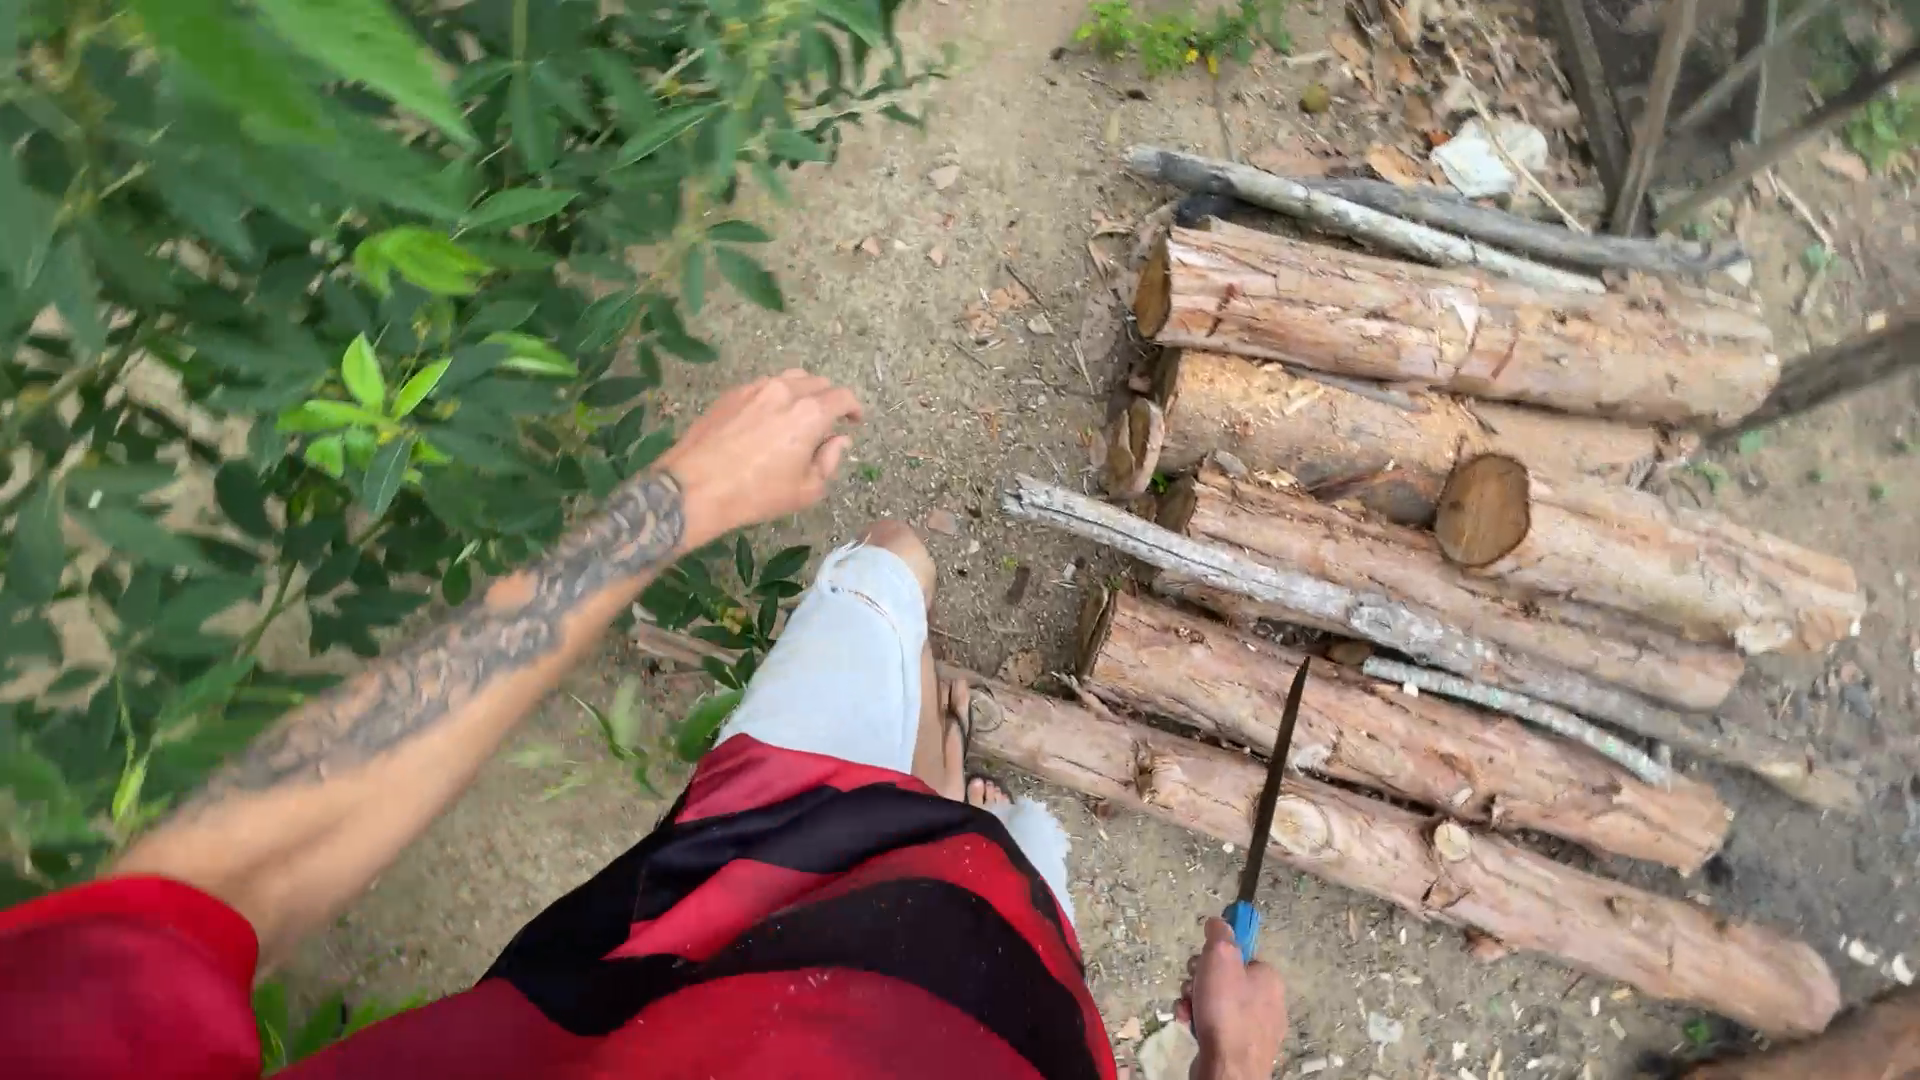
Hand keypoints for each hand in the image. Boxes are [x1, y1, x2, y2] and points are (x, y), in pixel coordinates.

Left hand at [655, 370, 862, 547]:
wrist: (696, 487)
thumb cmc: (758, 494)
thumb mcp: (807, 489)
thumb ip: (829, 460)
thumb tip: (839, 440)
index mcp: (810, 413)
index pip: (843, 397)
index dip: (854, 408)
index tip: (855, 420)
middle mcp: (785, 391)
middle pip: (818, 382)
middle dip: (830, 399)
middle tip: (829, 421)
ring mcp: (755, 389)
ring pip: (790, 378)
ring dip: (803, 392)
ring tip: (800, 414)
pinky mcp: (731, 394)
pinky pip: (763, 386)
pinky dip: (776, 396)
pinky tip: (769, 418)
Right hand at [1176, 917, 1287, 1079]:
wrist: (1228, 1069)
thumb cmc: (1226, 1008)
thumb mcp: (1220, 956)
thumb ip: (1220, 933)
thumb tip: (1219, 921)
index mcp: (1269, 978)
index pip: (1241, 953)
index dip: (1216, 953)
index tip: (1203, 959)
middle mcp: (1268, 1003)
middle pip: (1225, 976)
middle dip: (1200, 977)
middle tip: (1192, 982)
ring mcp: (1255, 1030)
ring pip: (1216, 1000)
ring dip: (1194, 998)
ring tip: (1187, 1005)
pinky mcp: (1240, 1049)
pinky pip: (1215, 1023)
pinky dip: (1198, 1019)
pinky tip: (1188, 1021)